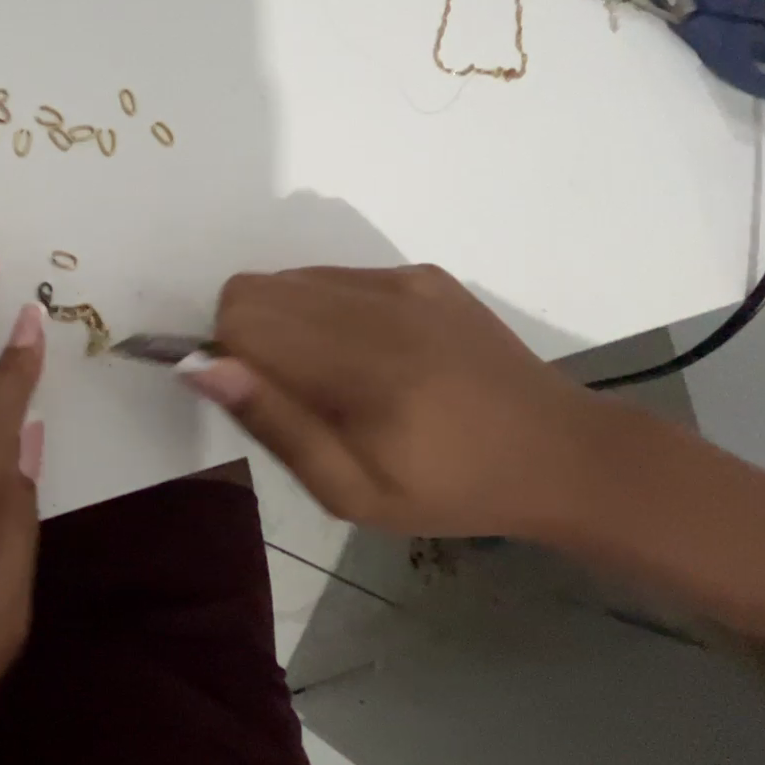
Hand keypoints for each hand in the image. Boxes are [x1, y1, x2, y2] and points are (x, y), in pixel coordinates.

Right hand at [182, 264, 603, 538]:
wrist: (562, 454)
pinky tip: (363, 352)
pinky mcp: (420, 274)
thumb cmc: (447, 490)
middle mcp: (378, 307)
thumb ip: (273, 423)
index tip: (262, 402)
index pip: (239, 319)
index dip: (228, 360)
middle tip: (290, 392)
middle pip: (251, 290)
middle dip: (244, 337)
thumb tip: (202, 366)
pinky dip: (319, 309)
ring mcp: (402, 283)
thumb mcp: (349, 490)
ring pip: (285, 278)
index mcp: (362, 368)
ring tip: (328, 374)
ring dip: (279, 321)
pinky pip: (330, 275)